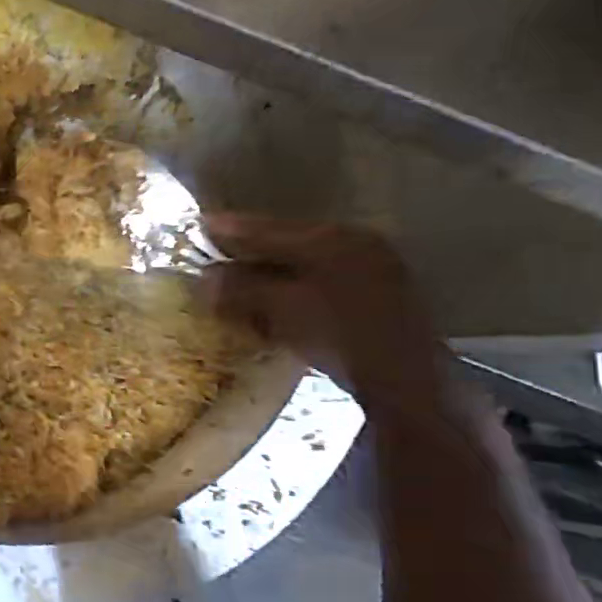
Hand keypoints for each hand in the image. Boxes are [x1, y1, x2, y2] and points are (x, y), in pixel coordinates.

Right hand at [203, 214, 448, 405]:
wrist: (402, 377)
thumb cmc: (337, 335)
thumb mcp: (279, 309)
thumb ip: (239, 288)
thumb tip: (204, 277)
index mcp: (328, 239)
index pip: (266, 229)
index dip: (228, 228)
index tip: (198, 224)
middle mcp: (352, 241)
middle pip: (286, 239)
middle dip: (248, 246)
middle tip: (213, 248)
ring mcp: (370, 264)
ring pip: (304, 256)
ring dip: (269, 264)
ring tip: (237, 271)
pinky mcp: (377, 289)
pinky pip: (320, 274)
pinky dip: (292, 279)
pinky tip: (273, 292)